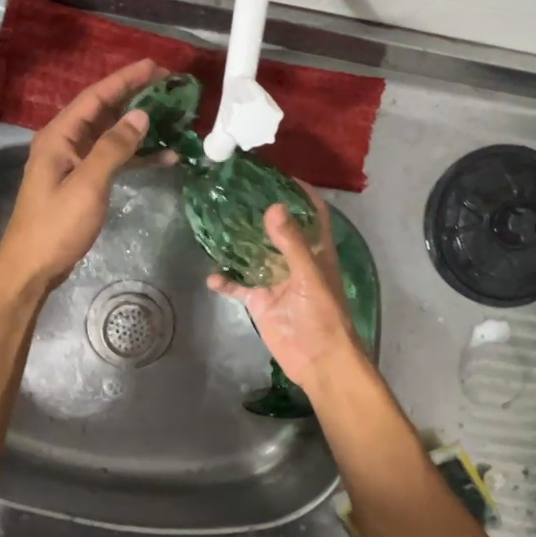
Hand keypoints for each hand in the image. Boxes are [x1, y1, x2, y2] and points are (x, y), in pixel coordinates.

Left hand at [0, 58, 168, 298]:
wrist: (32, 268)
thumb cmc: (55, 226)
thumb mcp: (87, 185)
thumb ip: (113, 148)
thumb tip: (140, 115)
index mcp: (59, 136)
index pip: (95, 96)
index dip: (125, 79)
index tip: (155, 65)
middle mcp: (65, 143)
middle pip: (104, 111)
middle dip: (135, 96)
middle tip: (170, 85)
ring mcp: (74, 163)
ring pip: (111, 135)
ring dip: (140, 126)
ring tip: (173, 115)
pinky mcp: (83, 183)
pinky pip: (113, 160)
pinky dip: (136, 156)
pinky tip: (165, 156)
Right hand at [207, 189, 365, 391]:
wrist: (319, 360)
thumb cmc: (323, 315)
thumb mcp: (309, 275)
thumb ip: (291, 243)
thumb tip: (273, 207)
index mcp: (317, 252)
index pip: (313, 214)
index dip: (302, 194)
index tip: (281, 176)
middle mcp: (296, 262)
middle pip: (280, 231)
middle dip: (263, 213)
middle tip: (237, 193)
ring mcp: (277, 282)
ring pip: (256, 256)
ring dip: (240, 243)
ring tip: (218, 223)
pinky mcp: (262, 302)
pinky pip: (240, 287)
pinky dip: (226, 281)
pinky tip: (211, 274)